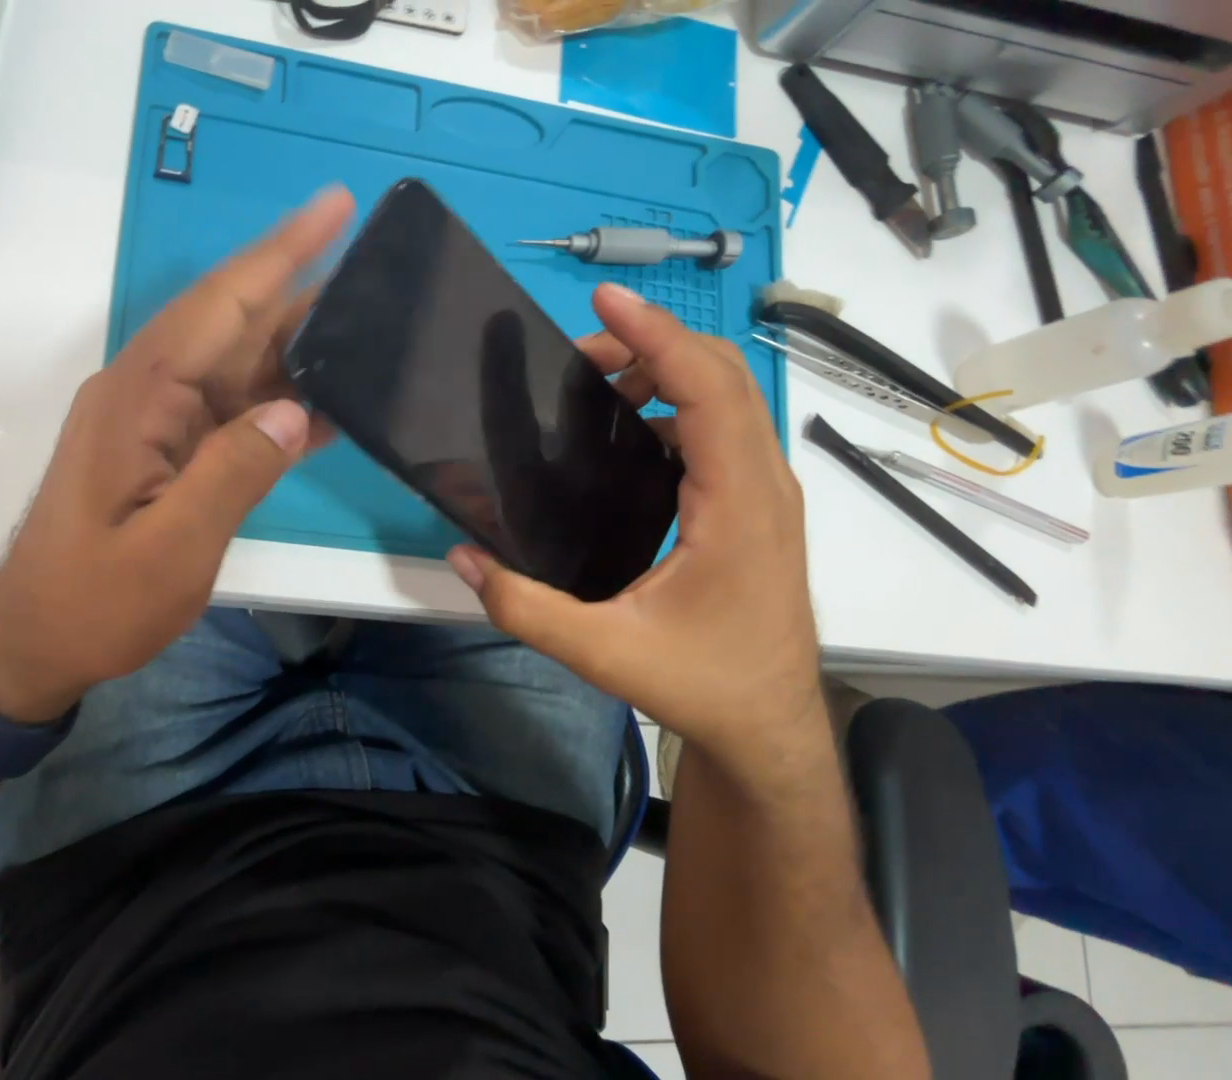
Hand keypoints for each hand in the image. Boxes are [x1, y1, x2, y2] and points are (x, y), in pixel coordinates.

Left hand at [0, 189, 354, 724]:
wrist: (36, 644)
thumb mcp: (172, 548)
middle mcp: (143, 395)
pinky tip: (326, 406)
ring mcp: (152, 425)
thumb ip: (234, 473)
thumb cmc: (96, 603)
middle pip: (229, 326)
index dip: (279, 256)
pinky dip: (275, 406)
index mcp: (139, 400)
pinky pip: (227, 413)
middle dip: (297, 290)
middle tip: (373, 264)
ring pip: (233, 368)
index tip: (333, 206)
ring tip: (367, 329)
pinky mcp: (161, 455)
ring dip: (295, 349)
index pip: (219, 308)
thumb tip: (296, 410)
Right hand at [447, 284, 824, 768]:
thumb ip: (525, 608)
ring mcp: (767, 494)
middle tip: (579, 350)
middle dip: (653, 343)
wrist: (769, 725)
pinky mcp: (757, 507)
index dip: (655, 335)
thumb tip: (462, 559)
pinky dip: (679, 403)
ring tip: (597, 381)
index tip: (603, 298)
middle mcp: (764, 485)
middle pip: (723, 376)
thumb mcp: (603, 652)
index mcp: (738, 506)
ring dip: (668, 370)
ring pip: (729, 398)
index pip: (707, 389)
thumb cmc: (700, 684)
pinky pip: (724, 428)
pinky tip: (631, 429)